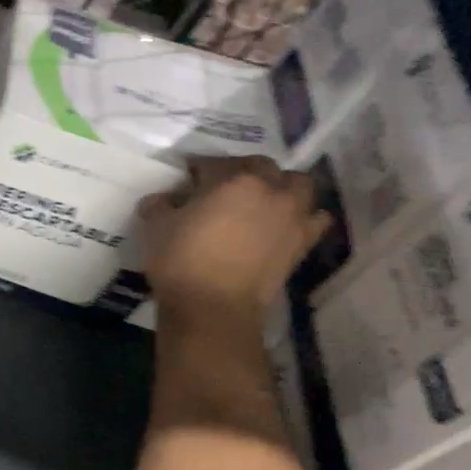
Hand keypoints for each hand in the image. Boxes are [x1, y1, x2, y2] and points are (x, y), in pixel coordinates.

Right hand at [140, 155, 331, 320]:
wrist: (213, 306)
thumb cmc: (180, 262)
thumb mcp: (155, 229)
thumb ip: (159, 207)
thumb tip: (160, 200)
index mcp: (233, 180)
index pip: (213, 163)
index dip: (197, 167)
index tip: (186, 176)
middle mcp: (271, 189)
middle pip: (261, 166)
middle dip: (241, 171)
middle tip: (222, 186)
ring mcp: (293, 214)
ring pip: (298, 184)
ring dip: (281, 186)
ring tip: (262, 199)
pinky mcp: (303, 241)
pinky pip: (315, 218)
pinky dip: (304, 216)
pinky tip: (287, 223)